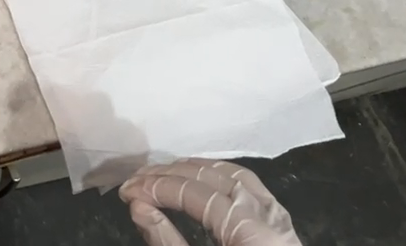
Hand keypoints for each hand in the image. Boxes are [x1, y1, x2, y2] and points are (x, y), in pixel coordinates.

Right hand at [120, 160, 301, 245]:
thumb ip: (168, 243)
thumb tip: (138, 205)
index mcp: (253, 234)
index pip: (194, 193)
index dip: (156, 189)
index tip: (127, 194)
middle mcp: (268, 215)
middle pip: (207, 176)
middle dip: (165, 175)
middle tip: (134, 183)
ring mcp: (277, 215)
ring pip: (227, 171)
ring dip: (188, 169)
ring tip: (158, 176)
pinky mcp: (279, 219)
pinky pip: (245, 180)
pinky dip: (214, 172)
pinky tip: (195, 175)